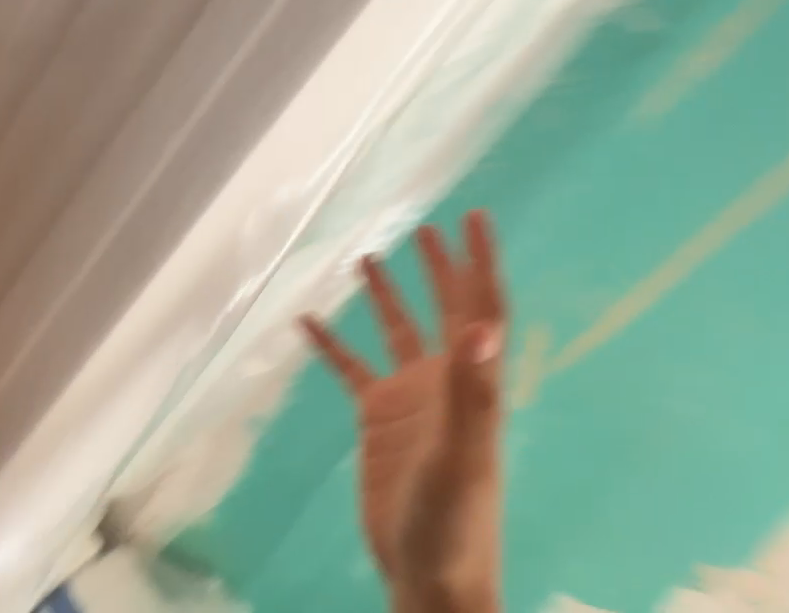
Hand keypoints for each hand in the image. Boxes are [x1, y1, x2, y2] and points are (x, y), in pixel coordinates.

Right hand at [300, 210, 506, 612]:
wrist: (426, 571)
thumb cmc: (452, 519)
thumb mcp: (461, 456)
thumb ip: (471, 394)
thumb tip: (481, 328)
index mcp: (471, 385)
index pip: (481, 310)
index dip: (480, 264)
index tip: (473, 218)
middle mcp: (444, 382)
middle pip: (446, 313)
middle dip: (440, 270)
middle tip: (424, 228)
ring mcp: (407, 398)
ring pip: (397, 334)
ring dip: (385, 297)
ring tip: (365, 258)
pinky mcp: (376, 417)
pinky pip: (349, 367)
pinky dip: (330, 343)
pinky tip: (306, 321)